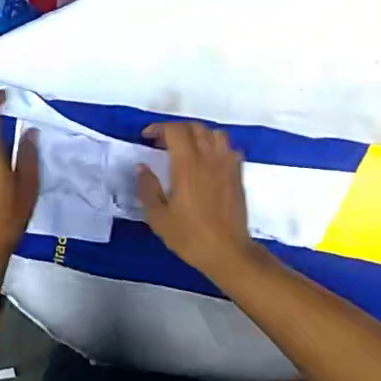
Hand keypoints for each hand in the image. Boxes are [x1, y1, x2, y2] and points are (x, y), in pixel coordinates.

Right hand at [137, 122, 256, 272]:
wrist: (228, 253)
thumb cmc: (190, 236)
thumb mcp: (158, 216)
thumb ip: (147, 188)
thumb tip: (142, 167)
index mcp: (187, 165)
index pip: (175, 130)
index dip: (159, 128)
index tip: (147, 138)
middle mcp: (209, 158)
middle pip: (194, 127)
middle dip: (175, 129)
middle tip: (161, 143)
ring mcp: (227, 165)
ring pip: (215, 134)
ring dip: (197, 134)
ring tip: (186, 148)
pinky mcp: (238, 175)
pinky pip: (228, 148)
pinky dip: (216, 147)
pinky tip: (207, 162)